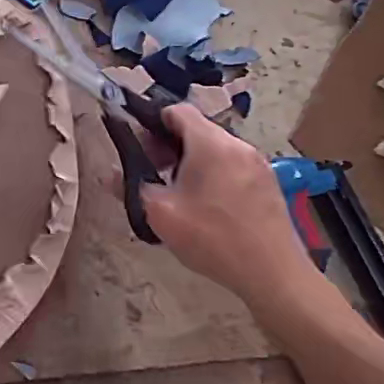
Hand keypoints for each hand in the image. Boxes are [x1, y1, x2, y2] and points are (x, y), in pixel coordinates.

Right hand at [140, 105, 317, 306]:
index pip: (178, 111)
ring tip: (179, 192)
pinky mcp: (269, 181)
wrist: (273, 272)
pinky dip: (216, 173)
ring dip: (193, 160)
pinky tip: (208, 206)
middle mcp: (236, 143)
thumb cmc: (213, 239)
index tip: (140, 147)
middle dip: (171, 144)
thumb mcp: (162, 216)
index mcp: (210, 143)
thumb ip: (133, 188)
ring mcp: (257, 162)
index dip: (154, 122)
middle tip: (154, 172)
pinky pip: (234, 165)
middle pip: (197, 129)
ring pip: (216, 148)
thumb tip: (110, 175)